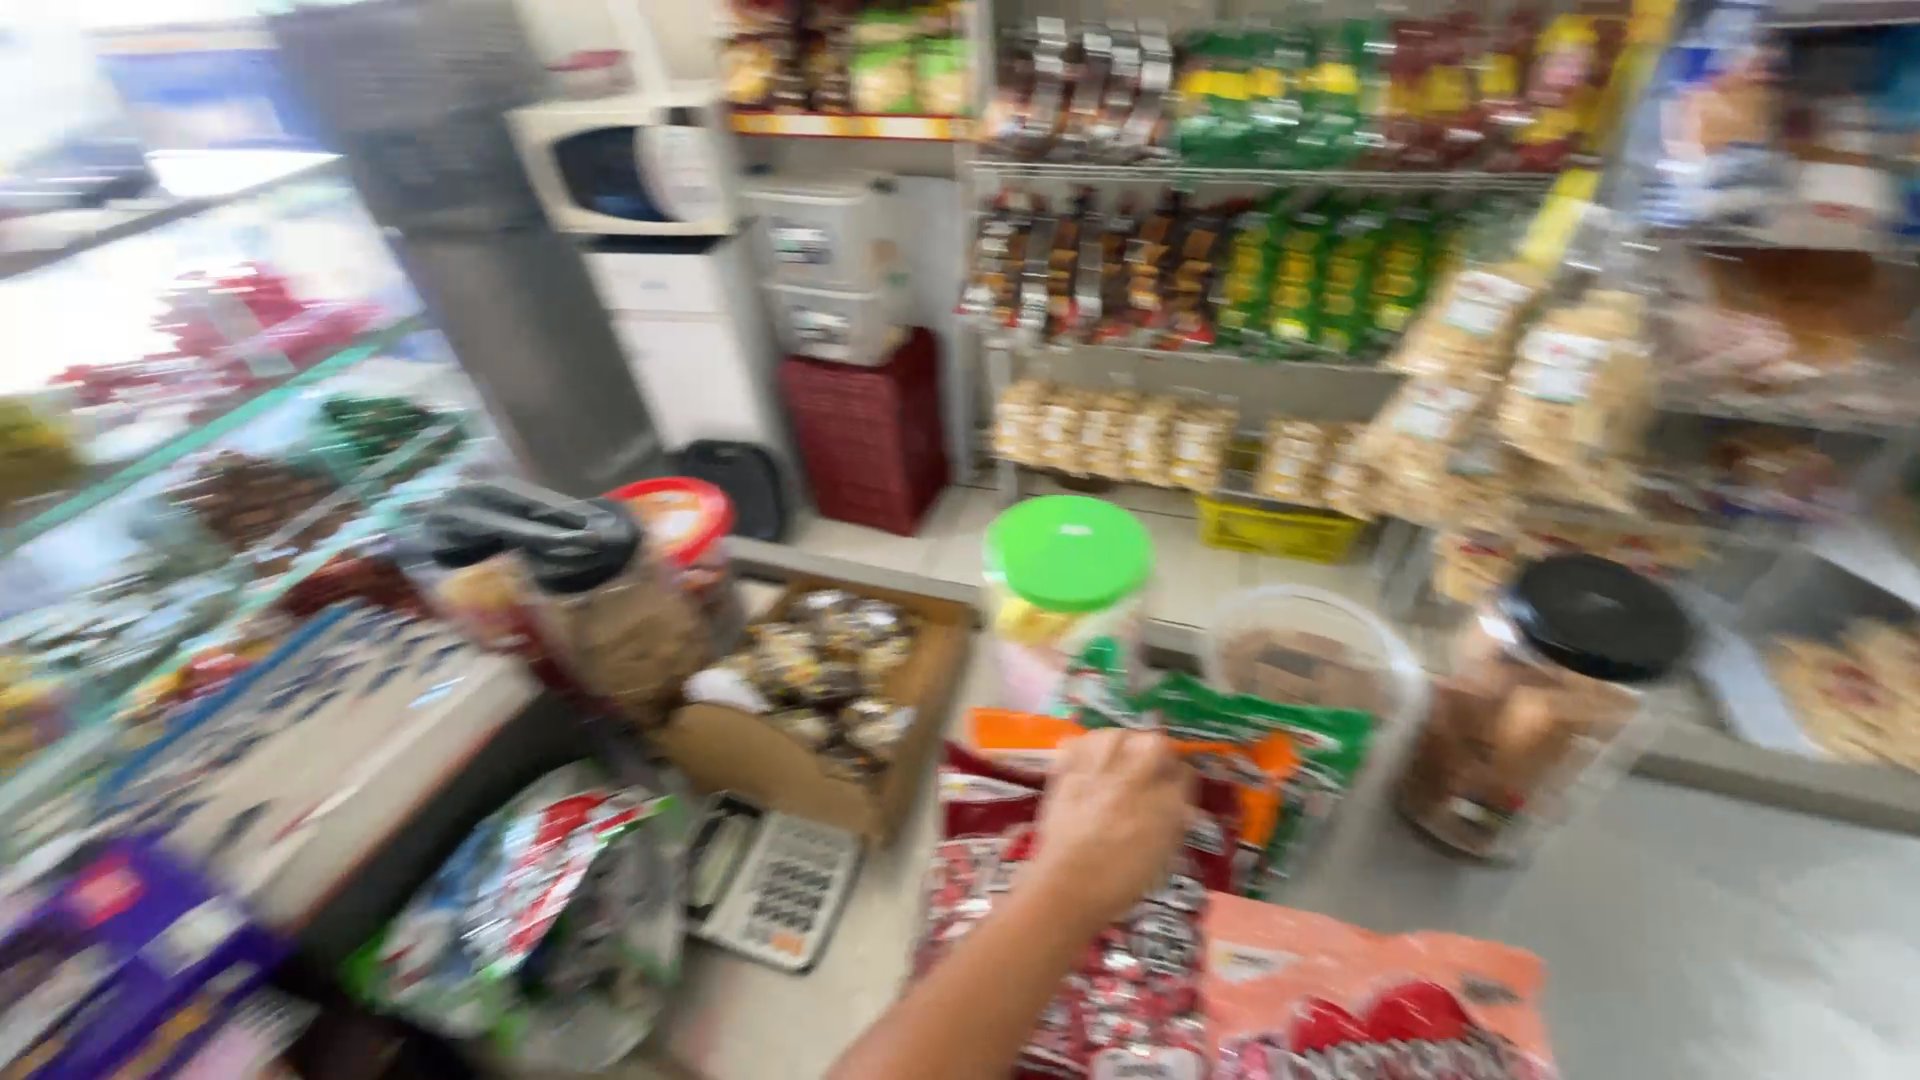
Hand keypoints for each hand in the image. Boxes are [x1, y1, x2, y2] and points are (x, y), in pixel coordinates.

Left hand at [1026, 729, 1193, 930]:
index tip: (1175, 781)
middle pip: (1155, 744)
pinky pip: (1080, 743)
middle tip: (1152, 761)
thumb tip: (1177, 805)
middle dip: (1159, 750)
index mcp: (1164, 807)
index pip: (1184, 774)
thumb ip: (1172, 824)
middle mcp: (1134, 783)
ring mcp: (1098, 775)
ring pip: (1118, 736)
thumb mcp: (1161, 859)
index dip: (1181, 776)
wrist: (1068, 888)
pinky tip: (1092, 754)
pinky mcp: (1068, 774)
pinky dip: (1088, 744)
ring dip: (1123, 741)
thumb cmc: (1119, 884)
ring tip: (1121, 750)